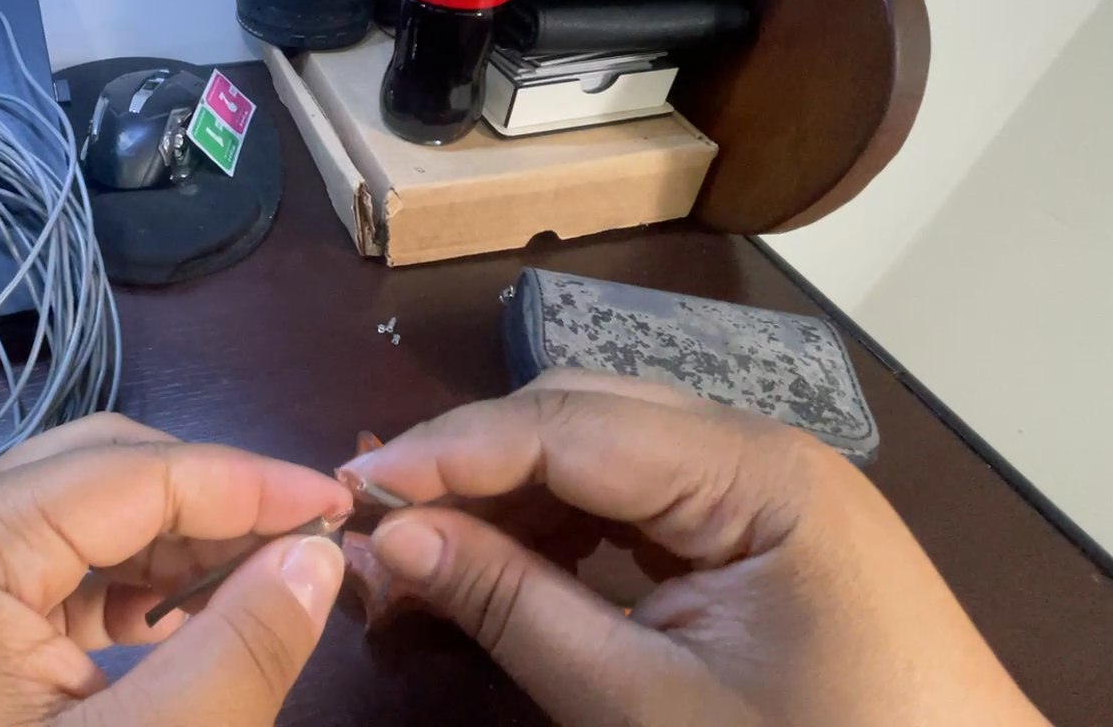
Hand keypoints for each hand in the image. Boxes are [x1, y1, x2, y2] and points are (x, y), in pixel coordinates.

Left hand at [0, 413, 351, 726]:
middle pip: (111, 469)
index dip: (251, 482)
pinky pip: (60, 569)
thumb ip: (231, 657)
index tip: (338, 501)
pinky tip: (179, 619)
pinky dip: (131, 585)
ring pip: (89, 513)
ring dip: (177, 539)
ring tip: (256, 576)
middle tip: (300, 540)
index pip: (142, 470)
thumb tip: (316, 559)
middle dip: (213, 498)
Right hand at [338, 370, 1049, 725]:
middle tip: (385, 515)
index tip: (356, 481)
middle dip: (468, 461)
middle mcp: (749, 444)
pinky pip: (617, 489)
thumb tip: (388, 535)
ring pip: (584, 443)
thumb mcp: (648, 713)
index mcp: (756, 474)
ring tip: (429, 543)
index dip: (448, 450)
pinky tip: (505, 557)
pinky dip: (548, 519)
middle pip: (570, 416)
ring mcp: (748, 476)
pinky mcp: (739, 515)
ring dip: (500, 490)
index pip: (563, 426)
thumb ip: (510, 605)